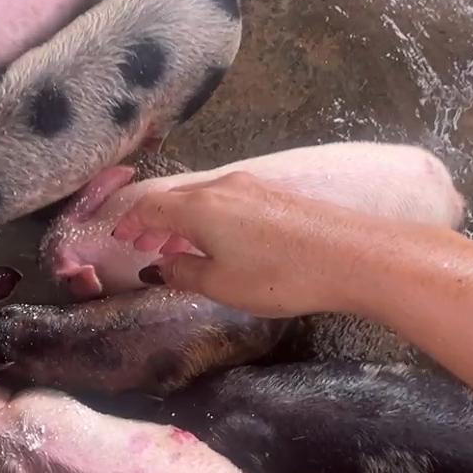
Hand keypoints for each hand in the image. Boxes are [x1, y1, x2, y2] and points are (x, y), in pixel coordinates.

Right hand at [110, 170, 432, 317]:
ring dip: (180, 221)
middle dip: (153, 222)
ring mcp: (251, 188)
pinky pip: (223, 202)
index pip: (150, 207)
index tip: (119, 239)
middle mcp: (221, 189)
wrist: (353, 256)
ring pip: (200, 199)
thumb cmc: (278, 275)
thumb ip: (182, 274)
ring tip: (174, 248)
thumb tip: (158, 268)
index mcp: (199, 208)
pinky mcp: (274, 196)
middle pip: (174, 198)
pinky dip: (204, 219)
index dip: (130, 223)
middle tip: (143, 247)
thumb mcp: (219, 284)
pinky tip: (213, 242)